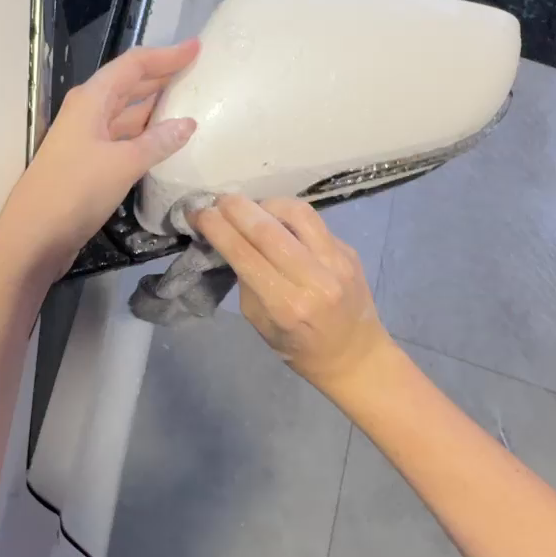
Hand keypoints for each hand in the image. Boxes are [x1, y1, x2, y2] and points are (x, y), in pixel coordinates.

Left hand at [0, 41, 199, 271]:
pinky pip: (123, 141)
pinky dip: (146, 138)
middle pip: (129, 86)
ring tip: (191, 104)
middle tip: (198, 74)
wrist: (34, 236)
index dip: (166, 55)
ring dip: (155, 109)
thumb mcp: (122, 164)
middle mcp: (87, 114)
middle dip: (162, 77)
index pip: (133, 65)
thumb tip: (188, 123)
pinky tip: (167, 144)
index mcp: (91, 100)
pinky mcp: (89, 167)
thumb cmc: (75, 191)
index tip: (197, 48)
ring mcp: (87, 141)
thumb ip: (157, 142)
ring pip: (127, 115)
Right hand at [194, 195, 394, 389]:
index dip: (218, 229)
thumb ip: (248, 282)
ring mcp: (337, 261)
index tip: (199, 213)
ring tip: (249, 208)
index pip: (245, 255)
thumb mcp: (261, 324)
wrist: (356, 355)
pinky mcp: (349, 250)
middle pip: (269, 229)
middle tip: (217, 200)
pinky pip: (313, 221)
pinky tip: (275, 220)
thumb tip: (232, 242)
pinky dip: (287, 214)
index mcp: (287, 306)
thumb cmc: (299, 348)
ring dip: (265, 203)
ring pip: (297, 213)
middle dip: (236, 208)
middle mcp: (314, 279)